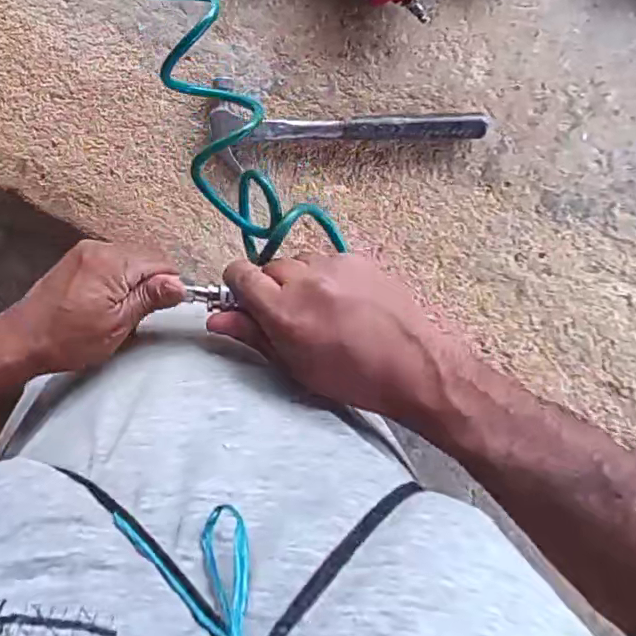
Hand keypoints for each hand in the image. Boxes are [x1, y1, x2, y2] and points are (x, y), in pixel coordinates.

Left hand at [0, 240, 184, 377]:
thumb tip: (178, 284)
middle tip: (143, 312)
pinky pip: (109, 262)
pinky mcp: (75, 260)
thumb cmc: (65, 338)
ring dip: (134, 280)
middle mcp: (97, 248)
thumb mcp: (117, 323)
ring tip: (122, 310)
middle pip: (145, 256)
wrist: (22, 339)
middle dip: (151, 281)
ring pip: (128, 259)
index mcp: (110, 261)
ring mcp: (84, 252)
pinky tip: (108, 301)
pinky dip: (117, 278)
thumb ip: (149, 298)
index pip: (160, 261)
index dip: (169, 285)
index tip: (167, 306)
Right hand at [205, 254, 474, 420]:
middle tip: (289, 314)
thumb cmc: (353, 377)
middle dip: (272, 287)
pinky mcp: (358, 258)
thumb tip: (216, 318)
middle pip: (268, 267)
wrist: (419, 369)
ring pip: (298, 262)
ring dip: (300, 280)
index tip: (245, 300)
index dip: (237, 285)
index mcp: (285, 311)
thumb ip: (251, 334)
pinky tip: (345, 301)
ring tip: (322, 308)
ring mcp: (335, 266)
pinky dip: (327, 276)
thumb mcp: (294, 364)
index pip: (239, 273)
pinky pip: (327, 260)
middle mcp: (306, 281)